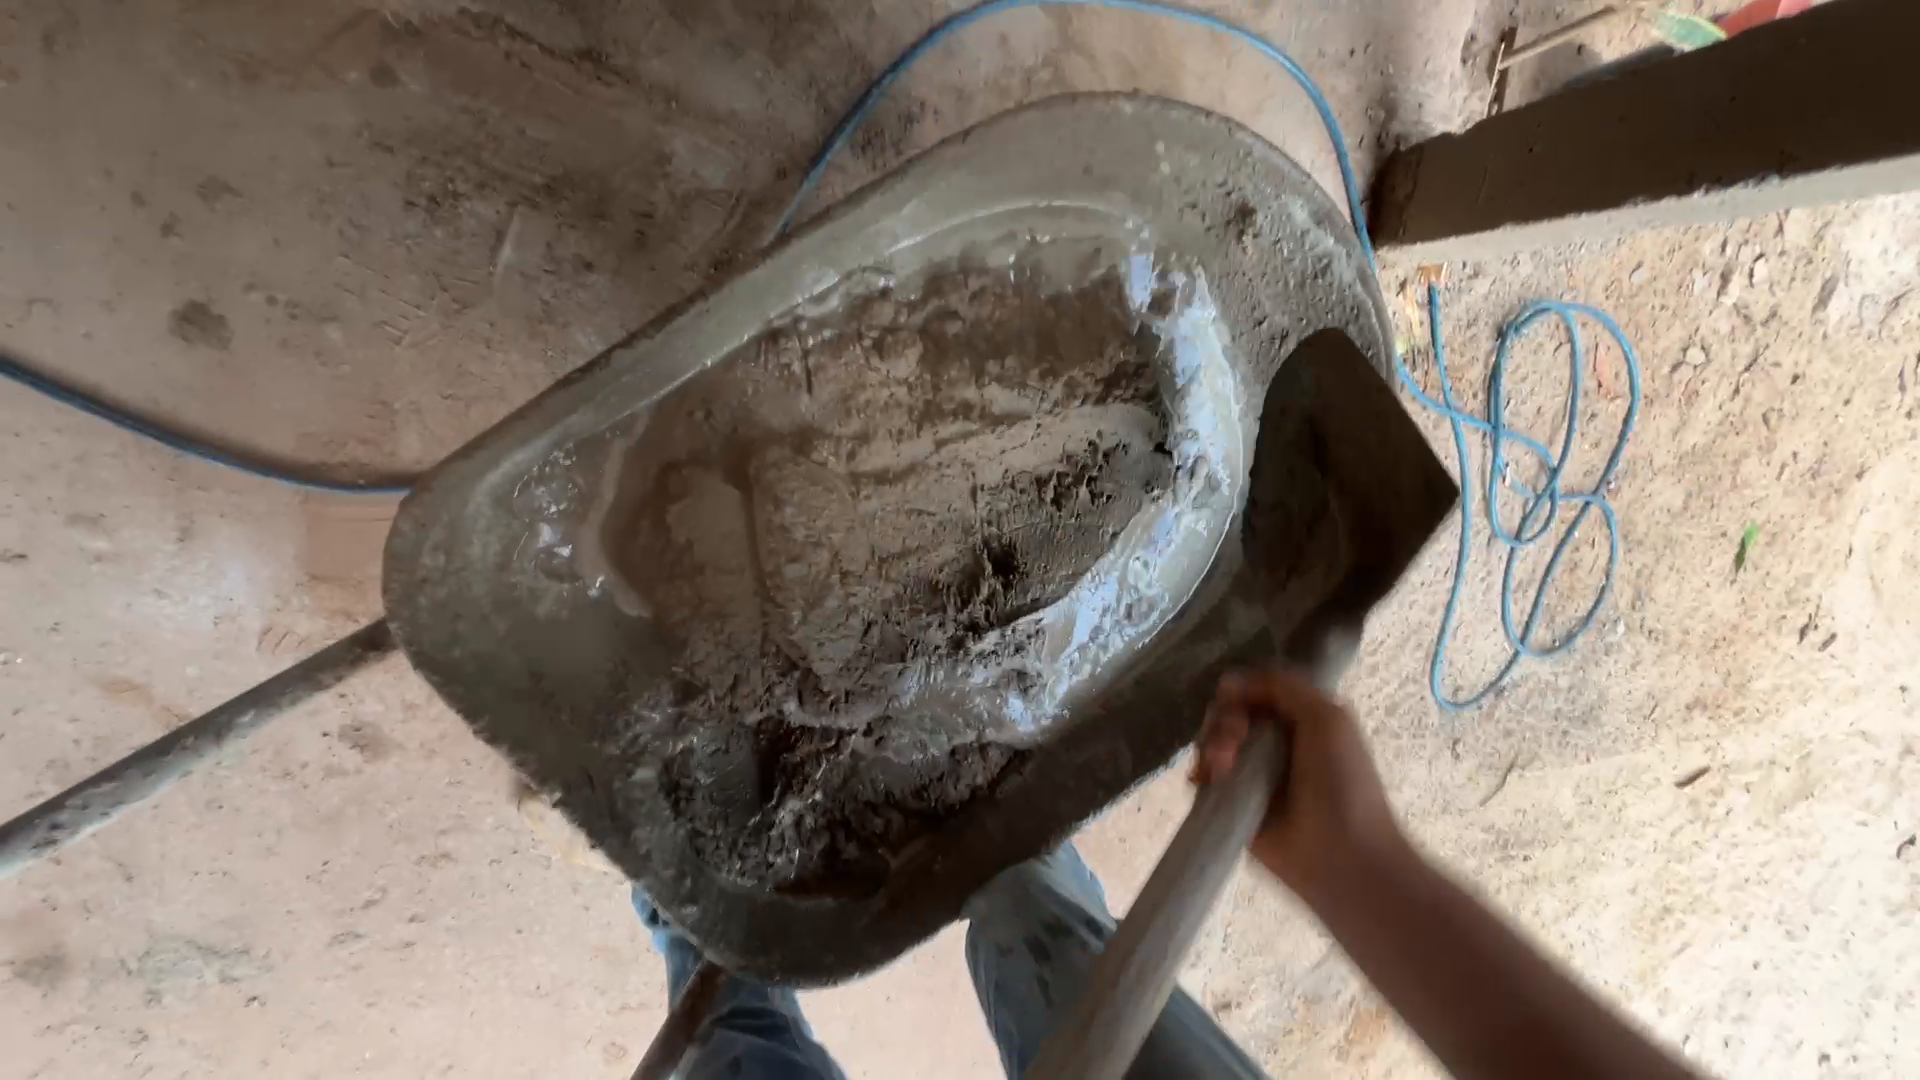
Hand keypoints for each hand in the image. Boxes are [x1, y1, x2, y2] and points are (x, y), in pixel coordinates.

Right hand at [1191, 669, 1405, 901]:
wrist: (1341, 854)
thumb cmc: (1342, 782)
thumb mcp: (1327, 716)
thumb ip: (1284, 684)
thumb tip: (1231, 681)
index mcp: (1297, 719)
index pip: (1253, 690)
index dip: (1240, 690)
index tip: (1236, 699)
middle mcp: (1271, 743)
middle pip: (1227, 713)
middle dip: (1224, 720)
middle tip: (1235, 740)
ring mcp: (1249, 773)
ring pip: (1211, 741)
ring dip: (1211, 744)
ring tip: (1223, 766)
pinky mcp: (1230, 802)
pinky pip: (1203, 776)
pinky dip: (1201, 772)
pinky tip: (1209, 779)